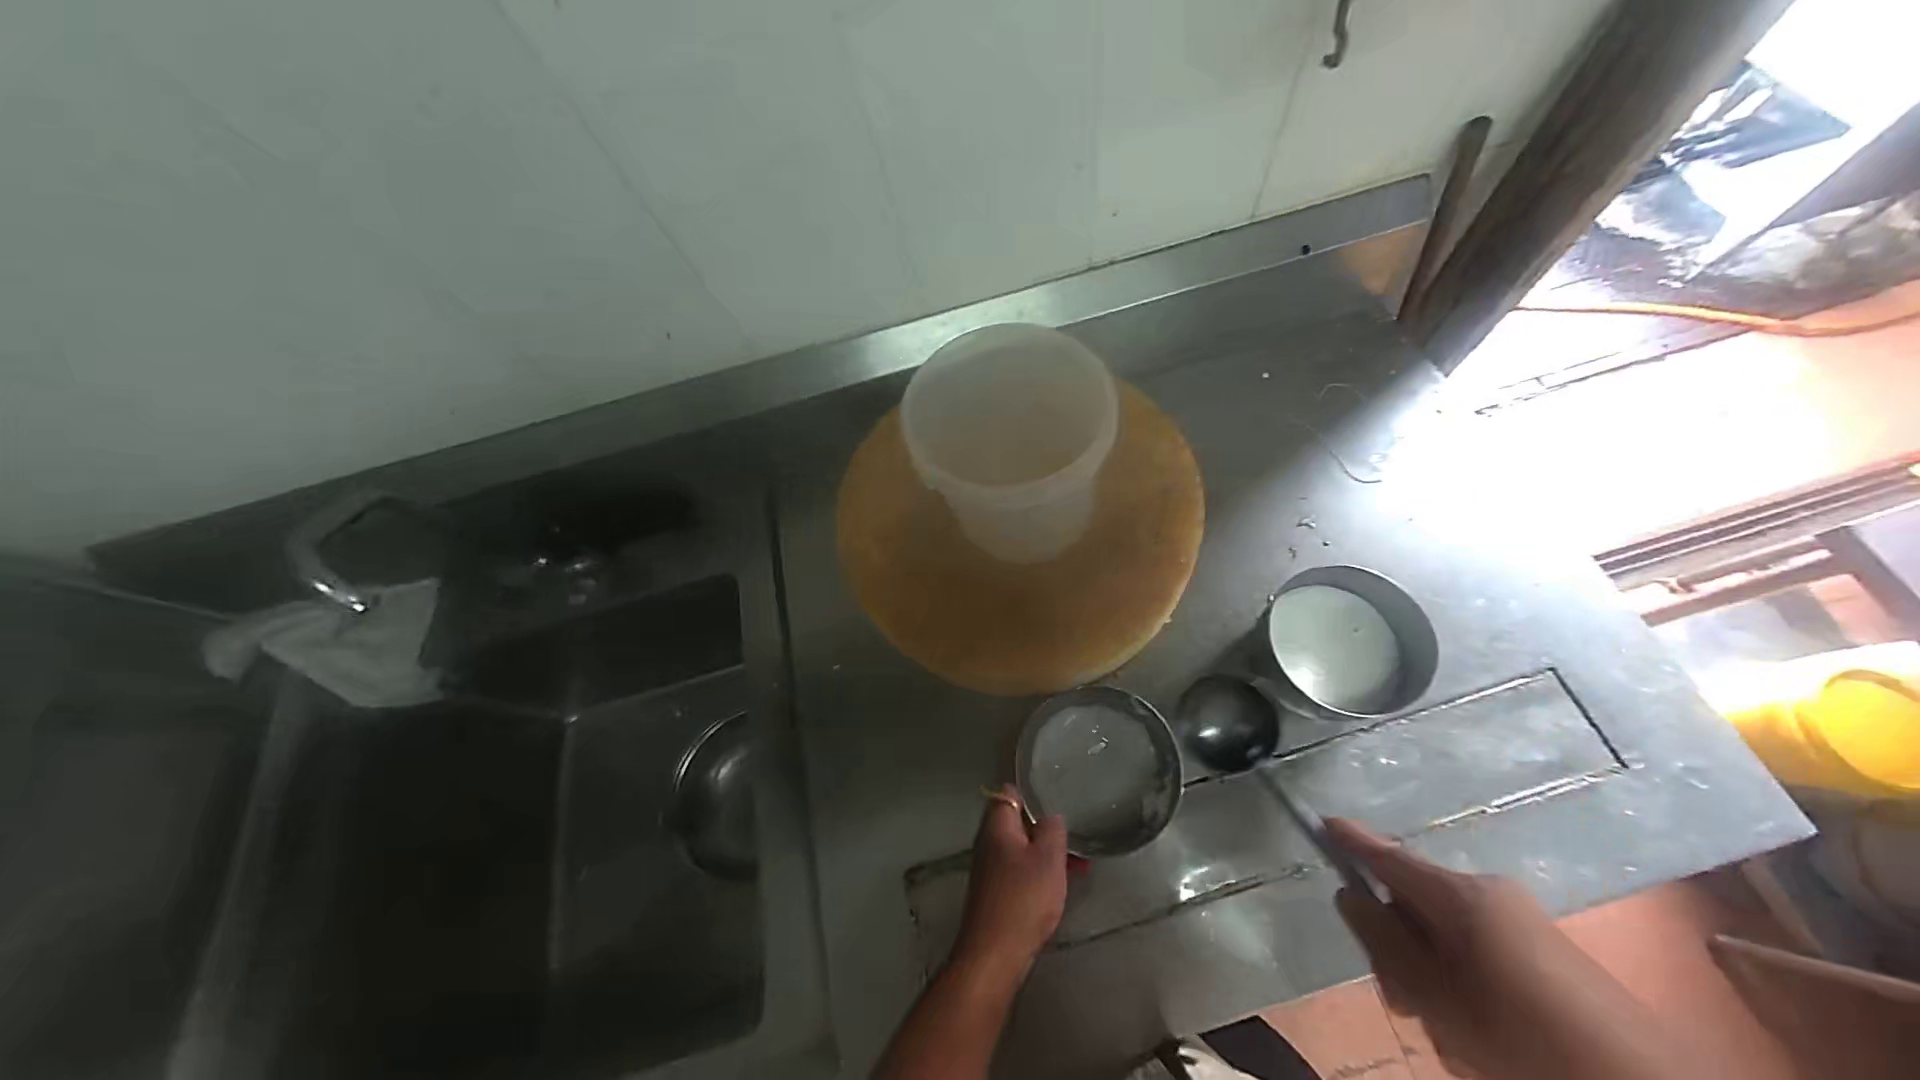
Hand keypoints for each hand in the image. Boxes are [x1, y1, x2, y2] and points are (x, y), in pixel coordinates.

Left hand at [953, 786, 1068, 977]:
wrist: (994, 954)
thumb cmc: (1023, 899)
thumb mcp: (1047, 858)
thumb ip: (1052, 830)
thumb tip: (1050, 816)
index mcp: (997, 826)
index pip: (1008, 793)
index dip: (1031, 792)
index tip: (1055, 796)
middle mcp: (989, 843)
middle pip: (1017, 822)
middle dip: (1045, 827)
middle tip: (1073, 833)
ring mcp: (990, 869)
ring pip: (1022, 849)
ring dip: (1047, 852)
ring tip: (1079, 862)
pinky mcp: (996, 893)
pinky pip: (1021, 871)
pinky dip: (1040, 872)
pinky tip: (1063, 885)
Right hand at [1328, 818, 1701, 1079]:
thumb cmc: (1519, 1036)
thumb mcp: (1435, 996)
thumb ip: (1384, 940)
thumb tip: (1352, 896)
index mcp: (1458, 895)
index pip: (1388, 857)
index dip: (1352, 840)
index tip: (1323, 821)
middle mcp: (1486, 892)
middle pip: (1412, 899)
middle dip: (1396, 943)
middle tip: (1401, 999)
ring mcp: (1518, 918)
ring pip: (1442, 928)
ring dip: (1428, 968)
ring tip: (1441, 1023)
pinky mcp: (1542, 947)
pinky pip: (1475, 944)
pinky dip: (1459, 975)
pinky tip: (1473, 1024)